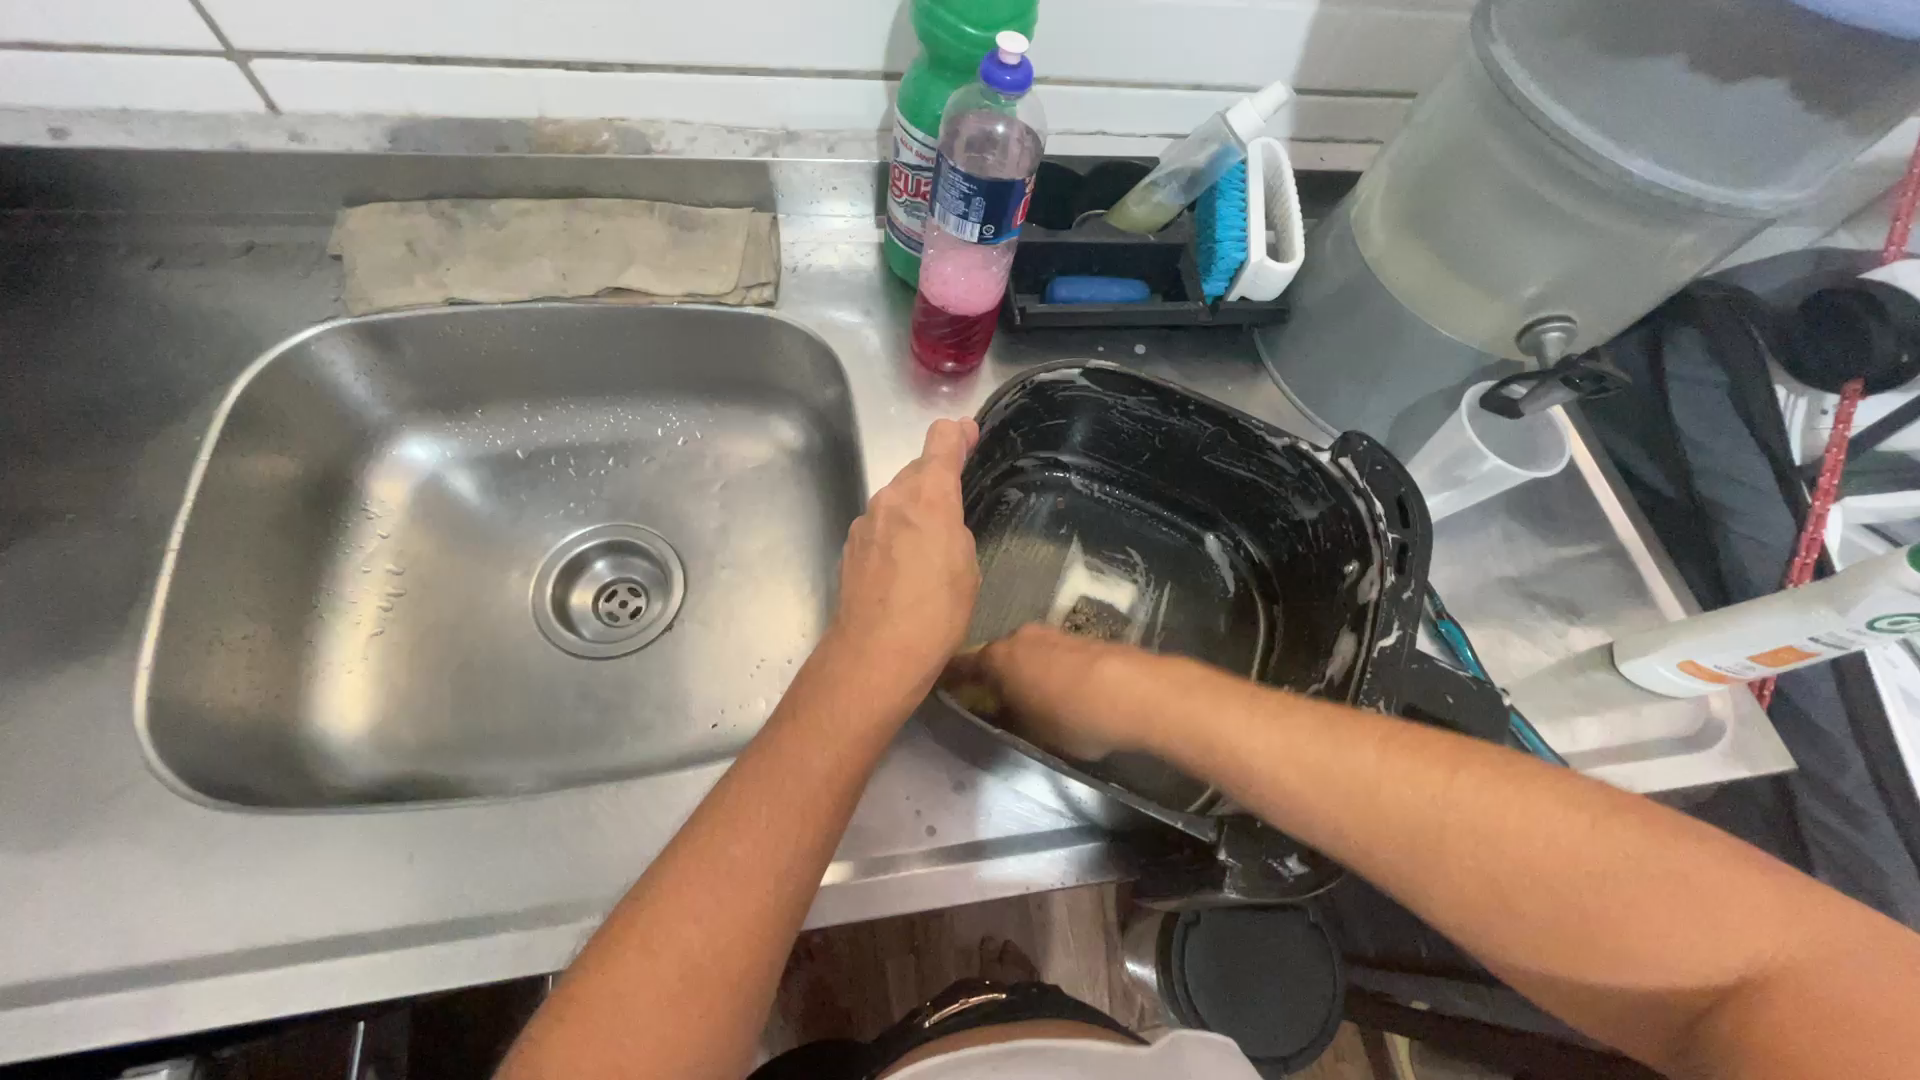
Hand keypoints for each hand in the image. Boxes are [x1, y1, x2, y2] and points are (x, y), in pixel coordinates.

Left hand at [828, 418, 981, 695]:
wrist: (876, 654)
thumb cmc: (937, 612)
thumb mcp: (967, 567)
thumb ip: (955, 527)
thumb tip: (941, 520)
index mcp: (928, 496)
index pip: (941, 441)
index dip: (958, 435)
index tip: (968, 436)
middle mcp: (891, 498)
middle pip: (916, 471)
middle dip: (936, 480)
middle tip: (955, 506)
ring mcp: (865, 522)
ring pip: (896, 501)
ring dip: (913, 512)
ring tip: (929, 550)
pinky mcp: (850, 547)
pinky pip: (880, 528)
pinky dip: (894, 536)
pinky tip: (903, 571)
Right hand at [945, 624, 1181, 759]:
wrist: (1134, 691)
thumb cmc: (1071, 717)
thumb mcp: (1030, 731)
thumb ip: (1009, 717)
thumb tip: (1001, 711)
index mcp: (998, 658)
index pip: (962, 666)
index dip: (953, 680)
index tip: (944, 688)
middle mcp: (1021, 637)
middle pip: (999, 655)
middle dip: (995, 675)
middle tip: (994, 699)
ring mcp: (1054, 633)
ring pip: (1030, 653)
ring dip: (1027, 671)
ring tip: (1033, 697)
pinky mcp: (1084, 638)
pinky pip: (1056, 656)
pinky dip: (1053, 670)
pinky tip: (1065, 691)